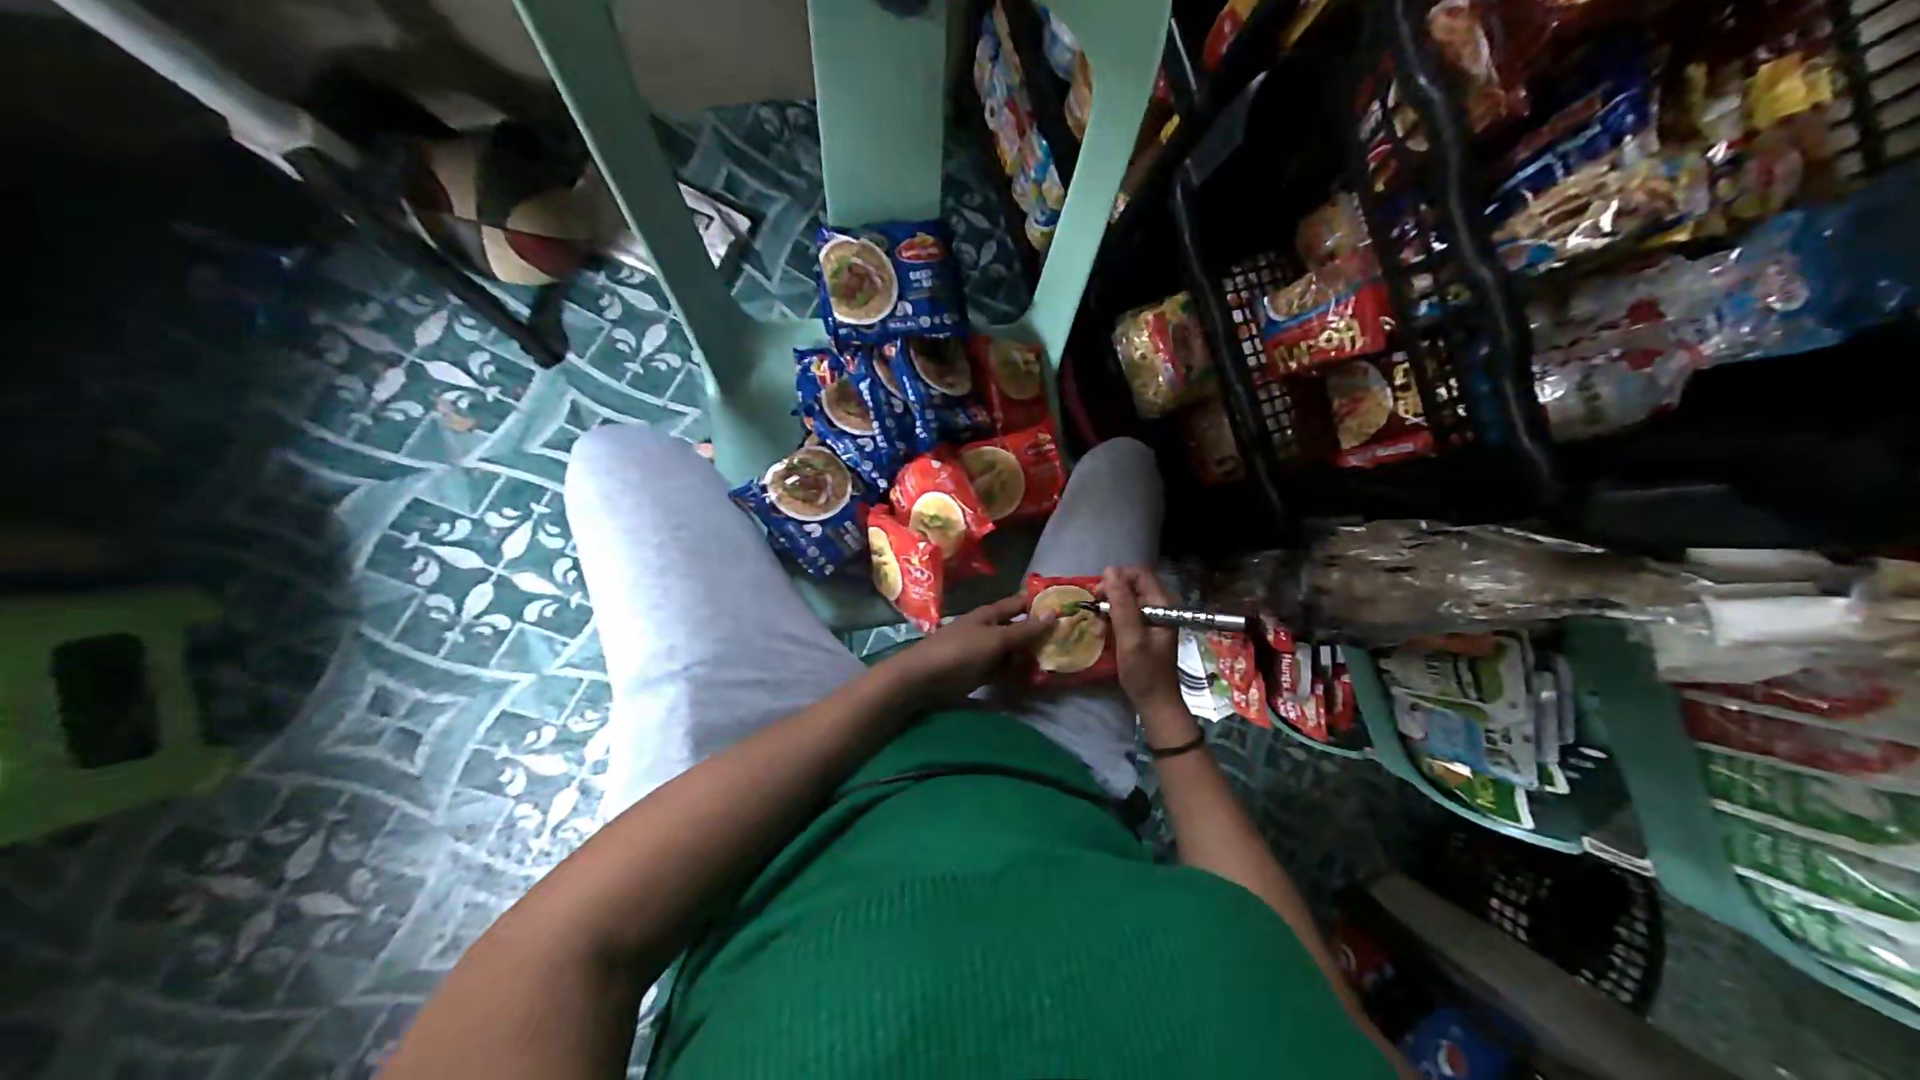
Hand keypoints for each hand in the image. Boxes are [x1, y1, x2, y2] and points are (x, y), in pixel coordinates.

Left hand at [882, 594, 1056, 706]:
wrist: (925, 678)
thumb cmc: (960, 651)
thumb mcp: (996, 639)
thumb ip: (1024, 630)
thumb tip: (1053, 613)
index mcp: (990, 614)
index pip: (1019, 604)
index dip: (1039, 604)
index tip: (1065, 607)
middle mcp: (989, 630)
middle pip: (1019, 630)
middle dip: (1040, 635)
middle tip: (1070, 641)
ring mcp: (985, 652)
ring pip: (1014, 652)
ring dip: (1031, 657)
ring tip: (1058, 663)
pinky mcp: (981, 672)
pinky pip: (1005, 670)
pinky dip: (1018, 674)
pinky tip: (1035, 679)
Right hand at [1104, 566, 1185, 722]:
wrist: (1155, 702)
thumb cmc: (1144, 672)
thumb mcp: (1131, 637)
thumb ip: (1122, 604)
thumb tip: (1110, 571)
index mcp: (1163, 604)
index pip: (1139, 573)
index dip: (1117, 578)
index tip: (1099, 594)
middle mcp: (1160, 605)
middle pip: (1133, 583)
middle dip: (1111, 591)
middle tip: (1095, 608)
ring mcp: (1153, 616)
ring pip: (1128, 597)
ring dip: (1111, 605)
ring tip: (1098, 621)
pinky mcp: (1145, 627)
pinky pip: (1127, 611)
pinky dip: (1114, 616)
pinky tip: (1105, 629)